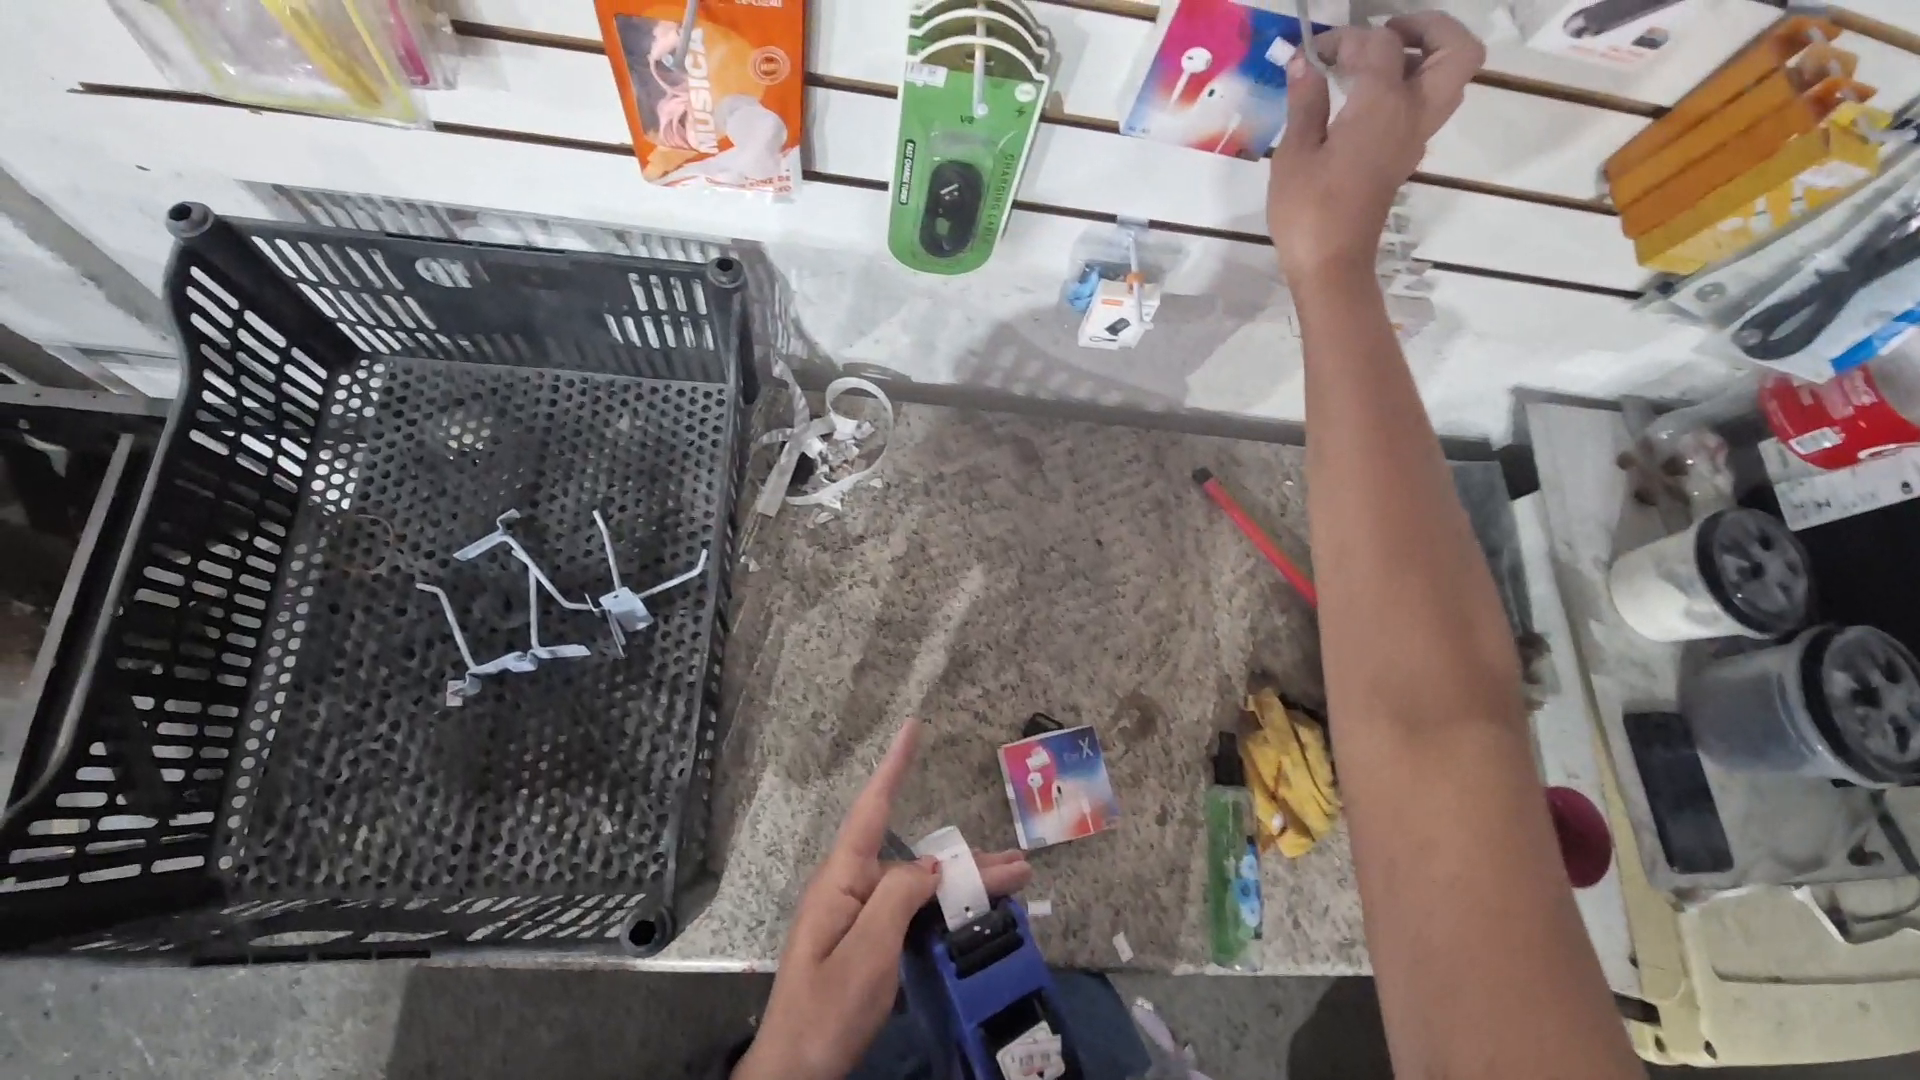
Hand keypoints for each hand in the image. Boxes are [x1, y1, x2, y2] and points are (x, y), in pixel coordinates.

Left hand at [733, 720, 1032, 1079]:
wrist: (796, 1072)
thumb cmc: (825, 1009)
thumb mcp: (867, 952)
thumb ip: (898, 898)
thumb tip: (931, 864)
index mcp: (842, 880)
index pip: (871, 810)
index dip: (893, 767)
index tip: (912, 728)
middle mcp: (852, 890)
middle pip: (913, 861)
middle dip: (964, 859)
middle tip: (1019, 863)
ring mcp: (861, 920)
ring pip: (919, 890)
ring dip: (965, 887)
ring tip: (1015, 885)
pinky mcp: (869, 946)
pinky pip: (913, 917)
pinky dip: (947, 913)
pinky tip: (977, 916)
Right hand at [1267, 14, 1484, 281]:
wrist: (1331, 265)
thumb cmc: (1307, 212)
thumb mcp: (1295, 155)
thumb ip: (1305, 103)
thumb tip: (1303, 64)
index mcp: (1382, 106)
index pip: (1378, 46)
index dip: (1345, 38)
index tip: (1312, 50)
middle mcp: (1412, 114)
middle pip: (1455, 50)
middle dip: (1427, 27)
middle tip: (1384, 33)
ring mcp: (1414, 138)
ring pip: (1450, 78)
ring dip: (1425, 56)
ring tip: (1378, 62)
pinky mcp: (1405, 157)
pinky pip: (1426, 105)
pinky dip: (1409, 87)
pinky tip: (1367, 99)